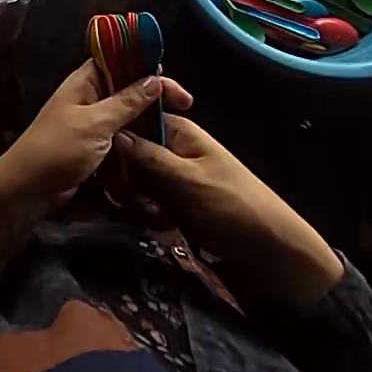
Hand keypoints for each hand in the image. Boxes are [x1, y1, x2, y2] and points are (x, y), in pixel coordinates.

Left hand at [0, 61, 191, 269]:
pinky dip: (136, 141)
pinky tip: (157, 147)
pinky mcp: (92, 147)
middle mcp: (87, 98)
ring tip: (176, 127)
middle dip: (152, 94)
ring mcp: (89, 124)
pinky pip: (119, 138)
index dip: (145, 64)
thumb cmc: (59, 149)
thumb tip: (154, 79)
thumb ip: (126, 102)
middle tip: (184, 106)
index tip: (172, 82)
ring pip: (125, 115)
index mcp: (83, 83)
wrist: (28, 189)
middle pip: (125, 88)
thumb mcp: (96, 123)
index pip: (118, 61)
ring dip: (146, 120)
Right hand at [115, 115, 343, 307]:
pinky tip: (159, 224)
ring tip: (150, 215)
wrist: (269, 251)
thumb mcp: (187, 179)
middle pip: (127, 152)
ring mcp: (171, 175)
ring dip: (135, 199)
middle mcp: (170, 148)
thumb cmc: (233, 205)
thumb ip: (147, 156)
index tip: (102, 161)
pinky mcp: (172, 200)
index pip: (132, 120)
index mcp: (178, 131)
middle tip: (128, 197)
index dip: (114, 137)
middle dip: (124, 176)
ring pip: (133, 180)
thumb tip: (111, 132)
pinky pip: (145, 200)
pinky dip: (147, 212)